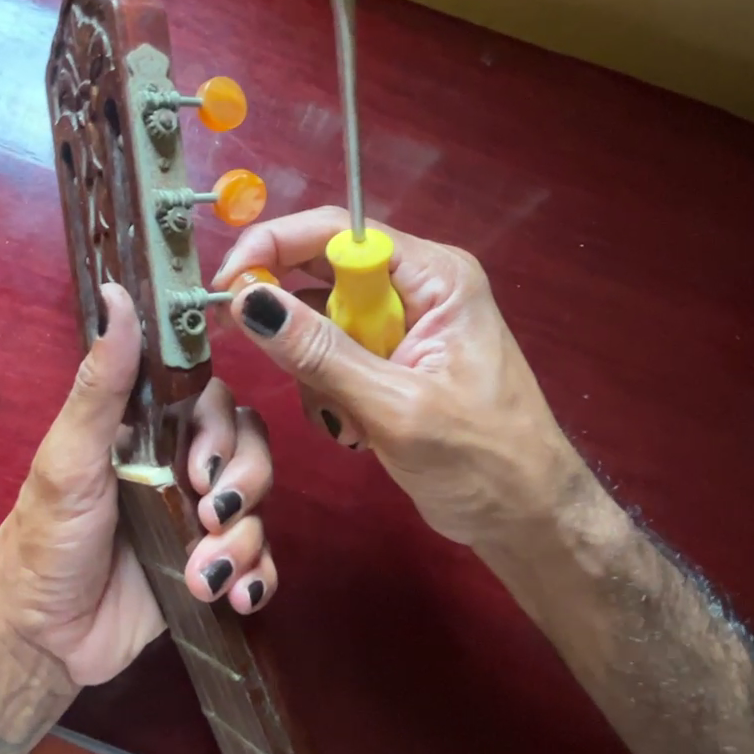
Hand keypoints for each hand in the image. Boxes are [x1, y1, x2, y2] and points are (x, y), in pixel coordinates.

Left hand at [0, 283, 278, 686]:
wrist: (47, 640)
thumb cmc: (48, 536)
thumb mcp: (70, 456)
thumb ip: (101, 382)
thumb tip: (116, 293)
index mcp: (149, 430)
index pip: (212, 400)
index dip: (220, 426)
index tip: (200, 463)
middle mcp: (181, 465)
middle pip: (249, 447)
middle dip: (244, 482)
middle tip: (210, 514)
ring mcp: (200, 517)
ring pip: (260, 503)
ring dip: (245, 540)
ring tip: (204, 575)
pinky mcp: (214, 568)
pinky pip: (262, 559)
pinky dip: (259, 576)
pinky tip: (237, 597)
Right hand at [213, 206, 587, 548]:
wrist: (528, 521)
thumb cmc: (484, 462)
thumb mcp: (396, 407)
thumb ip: (319, 353)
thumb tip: (246, 299)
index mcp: (433, 276)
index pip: (337, 233)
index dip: (274, 245)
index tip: (225, 284)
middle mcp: (414, 285)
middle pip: (320, 270)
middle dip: (289, 317)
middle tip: (244, 344)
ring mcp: (400, 322)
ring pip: (317, 317)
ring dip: (311, 367)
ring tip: (344, 418)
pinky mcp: (388, 357)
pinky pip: (329, 352)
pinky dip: (324, 388)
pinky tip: (354, 428)